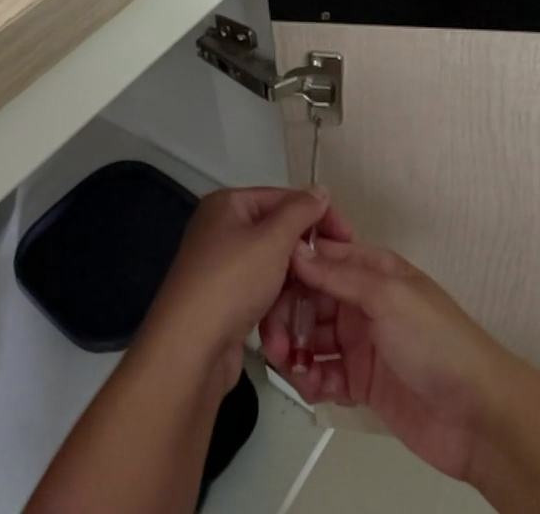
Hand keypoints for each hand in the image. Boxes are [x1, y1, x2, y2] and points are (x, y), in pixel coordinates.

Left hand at [140, 187, 343, 382]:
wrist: (190, 348)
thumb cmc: (232, 283)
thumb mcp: (272, 240)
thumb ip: (300, 211)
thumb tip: (321, 189)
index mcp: (228, 205)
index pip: (283, 198)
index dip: (317, 214)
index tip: (349, 236)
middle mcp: (221, 229)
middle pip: (278, 233)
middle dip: (306, 253)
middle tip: (337, 269)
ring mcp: (222, 266)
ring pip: (273, 266)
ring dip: (294, 283)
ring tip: (318, 298)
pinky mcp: (225, 299)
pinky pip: (262, 291)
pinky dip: (278, 303)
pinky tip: (293, 319)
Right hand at [262, 237, 512, 483]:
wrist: (479, 418)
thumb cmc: (444, 346)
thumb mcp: (390, 297)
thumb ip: (341, 273)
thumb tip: (299, 250)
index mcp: (375, 272)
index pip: (322, 257)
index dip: (291, 267)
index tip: (263, 282)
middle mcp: (365, 303)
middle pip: (309, 299)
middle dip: (286, 315)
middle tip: (274, 337)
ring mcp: (362, 344)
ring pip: (310, 338)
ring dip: (294, 349)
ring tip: (289, 364)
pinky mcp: (361, 383)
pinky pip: (322, 375)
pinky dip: (310, 379)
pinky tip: (312, 386)